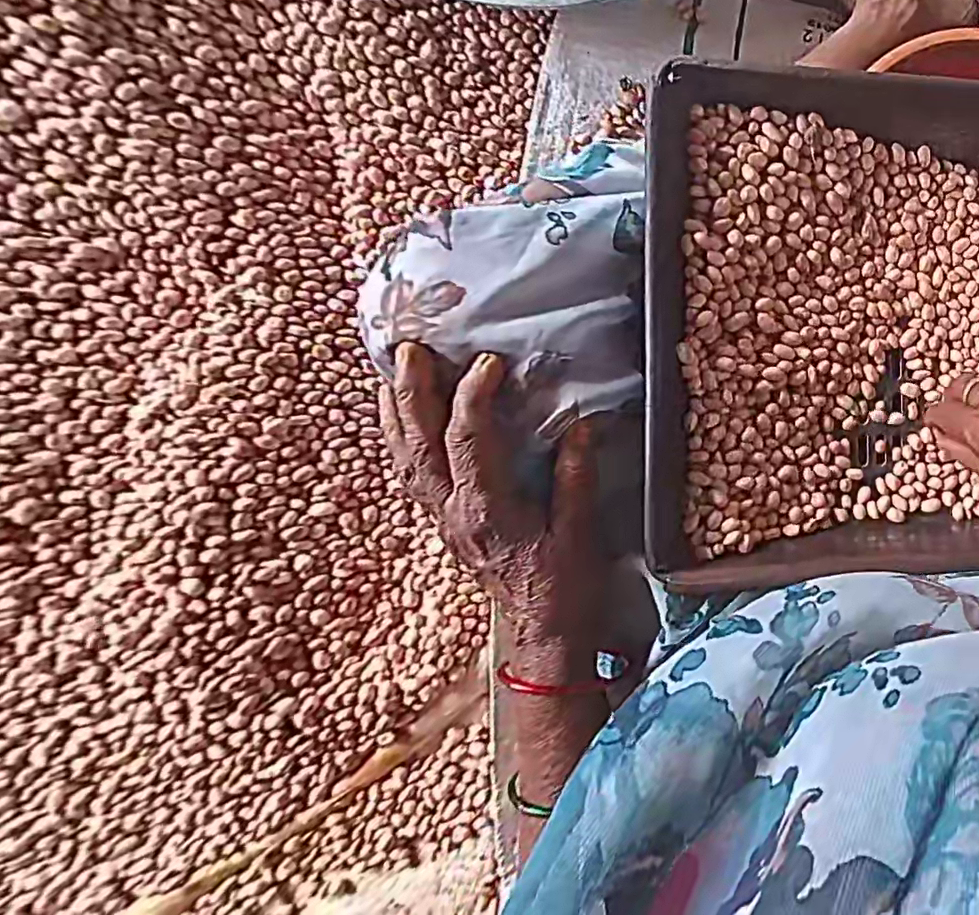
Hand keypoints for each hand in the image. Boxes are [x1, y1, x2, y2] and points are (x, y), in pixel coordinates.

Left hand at [378, 342, 598, 635]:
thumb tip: (582, 427)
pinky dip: (403, 438)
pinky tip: (406, 418)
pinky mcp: (446, 521)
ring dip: (397, 412)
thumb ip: (576, 478)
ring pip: (406, 458)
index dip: (475, 398)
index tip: (490, 362)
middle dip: (412, 394)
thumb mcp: (581, 532)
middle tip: (409, 349)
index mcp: (488, 512)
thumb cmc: (566, 584)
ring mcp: (443, 518)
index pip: (470, 444)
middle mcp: (454, 512)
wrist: (543, 630)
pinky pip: (413, 472)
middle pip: (419, 446)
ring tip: (395, 371)